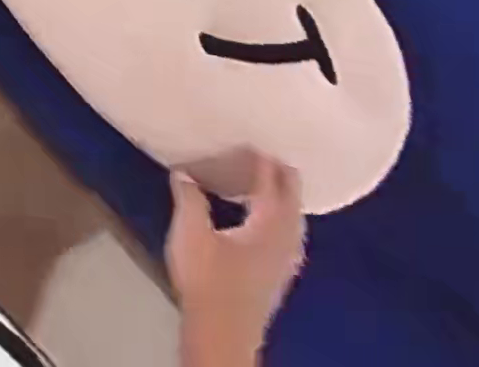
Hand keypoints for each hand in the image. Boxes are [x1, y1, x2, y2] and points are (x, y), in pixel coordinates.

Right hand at [166, 155, 304, 364]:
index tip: (260, 146)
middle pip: (290, 209)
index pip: (270, 191)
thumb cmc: (207, 278)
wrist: (221, 332)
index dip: (266, 168)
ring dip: (287, 204)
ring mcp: (282, 265)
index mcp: (266, 230)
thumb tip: (185, 172)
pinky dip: (283, 222)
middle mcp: (282, 246)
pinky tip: (271, 226)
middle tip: (278, 161)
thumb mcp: (190, 232)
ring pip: (293, 227)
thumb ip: (190, 198)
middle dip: (286, 184)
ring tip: (278, 189)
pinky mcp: (275, 278)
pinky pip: (288, 239)